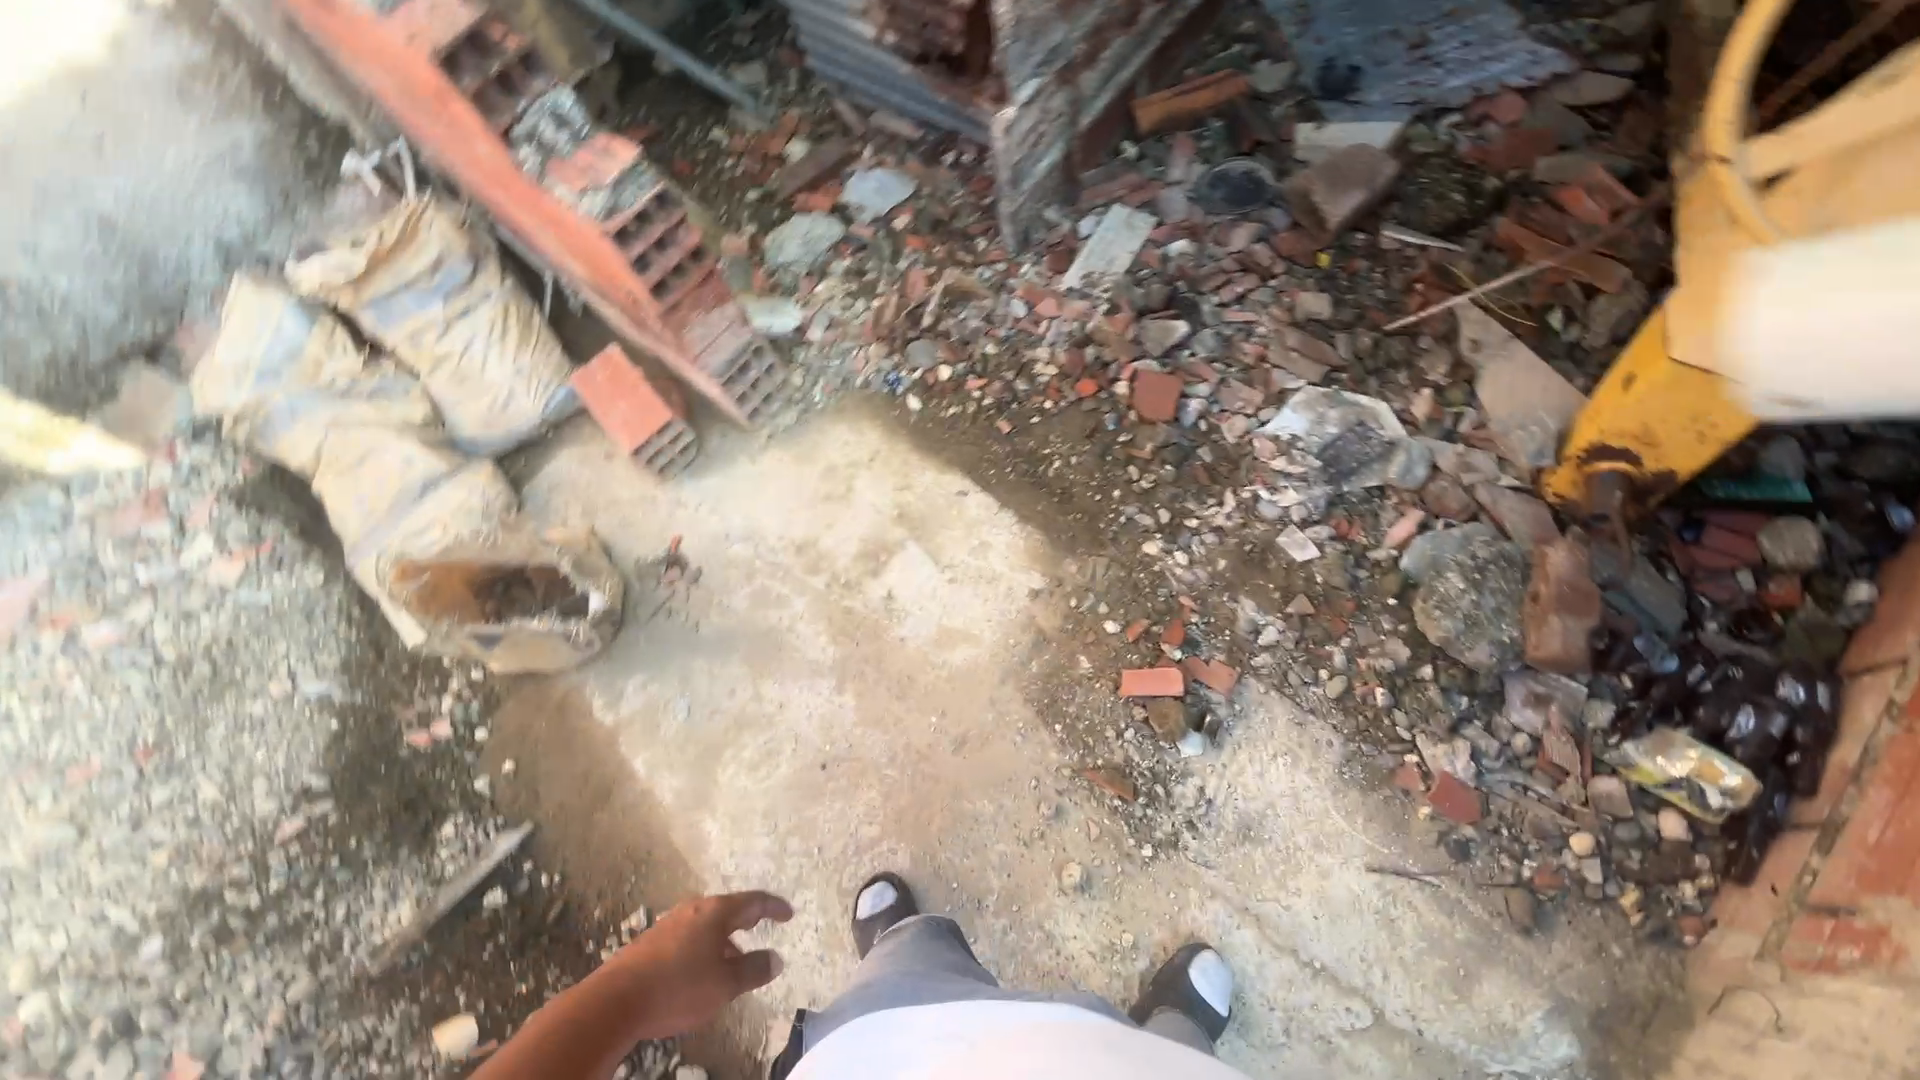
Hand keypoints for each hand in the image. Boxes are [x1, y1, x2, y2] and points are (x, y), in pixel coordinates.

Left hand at [611, 891, 794, 1037]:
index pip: (753, 902)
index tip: (788, 914)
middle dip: (745, 924)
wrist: (614, 1002)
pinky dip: (702, 951)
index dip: (774, 907)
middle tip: (760, 933)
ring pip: (705, 928)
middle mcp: (692, 910)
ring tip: (731, 966)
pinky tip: (699, 976)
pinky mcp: (650, 944)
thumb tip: (776, 959)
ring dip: (723, 943)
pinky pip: (687, 940)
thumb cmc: (678, 987)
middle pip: (727, 912)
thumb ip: (753, 970)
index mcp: (715, 912)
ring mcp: (668, 925)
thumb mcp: (725, 984)